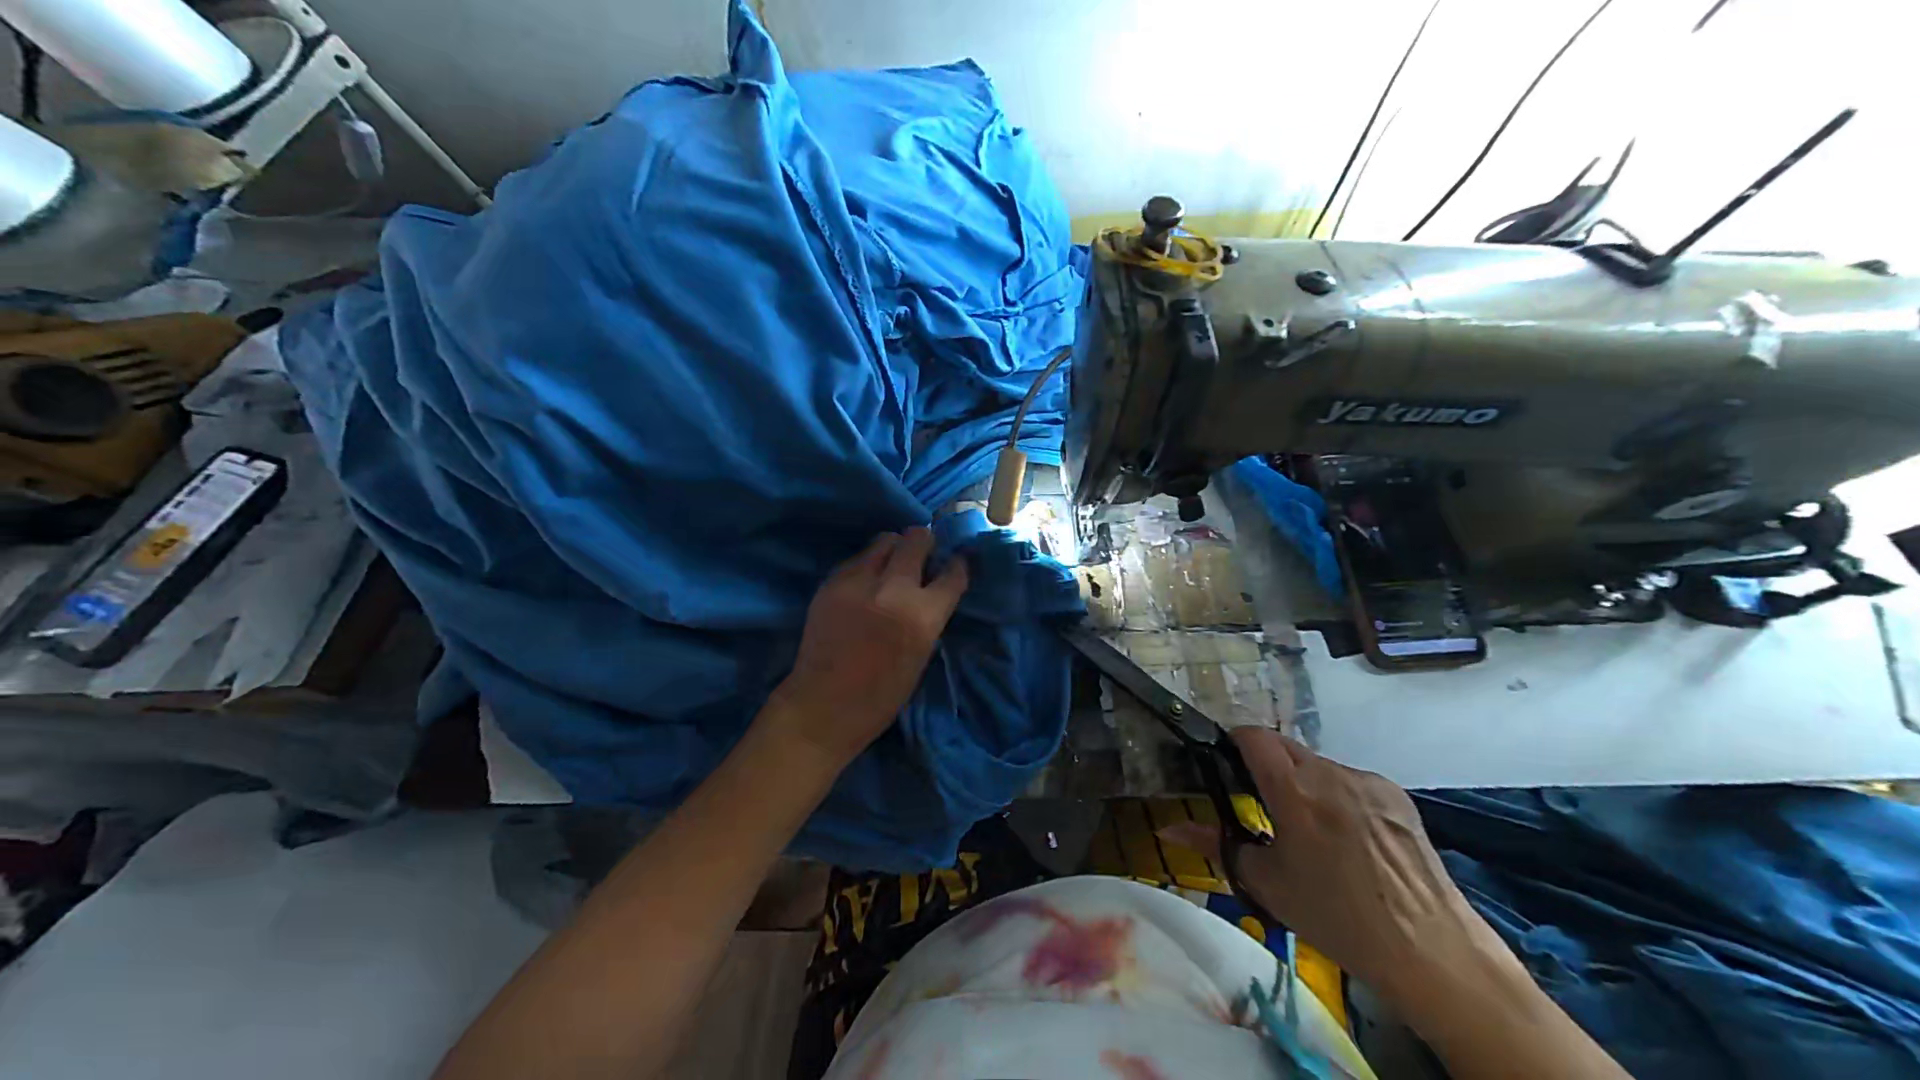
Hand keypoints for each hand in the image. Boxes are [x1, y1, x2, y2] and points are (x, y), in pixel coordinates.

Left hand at [765, 527, 969, 765]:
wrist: (824, 706)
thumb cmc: (881, 695)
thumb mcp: (922, 654)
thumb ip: (930, 614)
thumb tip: (934, 584)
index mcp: (923, 616)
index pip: (952, 572)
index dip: (958, 564)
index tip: (956, 561)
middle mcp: (893, 589)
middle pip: (917, 539)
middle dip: (925, 543)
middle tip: (923, 554)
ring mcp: (858, 581)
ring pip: (885, 540)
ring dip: (895, 548)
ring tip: (893, 565)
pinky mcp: (831, 582)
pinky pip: (857, 558)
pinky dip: (868, 564)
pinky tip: (866, 581)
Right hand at [1165, 728, 1499, 1011]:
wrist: (1428, 950)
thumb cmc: (1335, 917)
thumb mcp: (1266, 882)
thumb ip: (1216, 844)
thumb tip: (1169, 828)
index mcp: (1295, 790)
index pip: (1254, 736)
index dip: (1234, 740)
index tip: (1225, 762)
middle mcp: (1331, 774)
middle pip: (1286, 747)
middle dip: (1266, 763)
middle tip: (1258, 799)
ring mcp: (1368, 782)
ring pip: (1319, 765)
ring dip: (1303, 781)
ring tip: (1307, 827)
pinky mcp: (1397, 796)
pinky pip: (1352, 781)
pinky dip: (1337, 796)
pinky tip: (1346, 837)